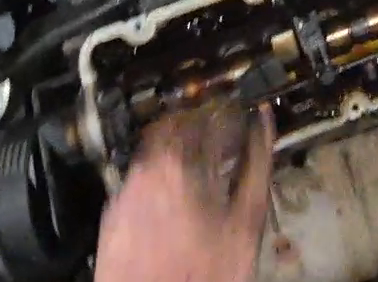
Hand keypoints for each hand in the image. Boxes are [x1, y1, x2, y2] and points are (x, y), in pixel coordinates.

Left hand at [94, 104, 274, 281]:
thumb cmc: (207, 272)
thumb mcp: (247, 220)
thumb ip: (257, 162)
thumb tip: (263, 121)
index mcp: (184, 160)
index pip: (212, 114)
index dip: (233, 113)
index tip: (245, 118)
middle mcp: (149, 164)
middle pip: (179, 121)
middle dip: (204, 122)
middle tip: (224, 136)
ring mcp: (127, 187)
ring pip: (156, 146)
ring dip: (181, 145)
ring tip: (203, 164)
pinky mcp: (113, 212)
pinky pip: (139, 174)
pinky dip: (160, 172)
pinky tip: (176, 194)